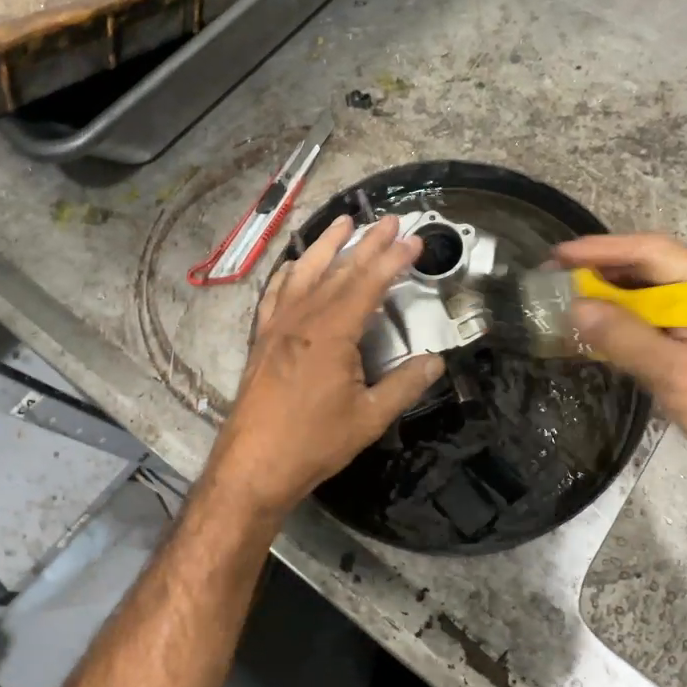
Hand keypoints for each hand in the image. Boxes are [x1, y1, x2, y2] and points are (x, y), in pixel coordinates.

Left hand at [207, 214, 444, 517]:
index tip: (415, 239)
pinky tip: (294, 266)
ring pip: (304, 272)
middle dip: (368, 243)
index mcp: (332, 332)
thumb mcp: (369, 418)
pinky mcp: (262, 338)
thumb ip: (404, 385)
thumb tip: (435, 361)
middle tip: (391, 220)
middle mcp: (303, 318)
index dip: (394, 260)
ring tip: (344, 221)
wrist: (251, 466)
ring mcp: (277, 325)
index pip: (369, 283)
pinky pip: (275, 293)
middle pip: (340, 270)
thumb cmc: (312, 443)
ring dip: (327, 245)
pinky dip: (289, 273)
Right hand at [555, 234, 686, 475]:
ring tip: (570, 296)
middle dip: (602, 269)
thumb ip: (626, 338)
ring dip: (612, 292)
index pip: (652, 251)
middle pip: (650, 265)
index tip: (558, 255)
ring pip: (653, 289)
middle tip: (555, 276)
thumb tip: (576, 306)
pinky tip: (602, 324)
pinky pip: (661, 312)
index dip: (601, 250)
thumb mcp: (676, 376)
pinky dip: (629, 315)